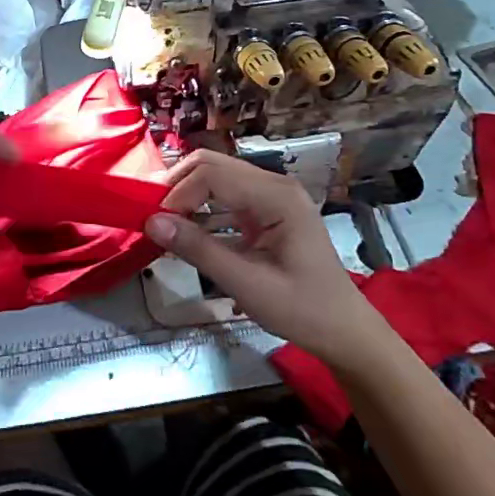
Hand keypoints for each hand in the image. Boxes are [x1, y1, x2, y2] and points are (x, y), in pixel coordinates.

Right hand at [144, 151, 381, 360]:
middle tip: (151, 216)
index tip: (154, 225)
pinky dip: (202, 209)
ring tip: (161, 224)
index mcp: (277, 197)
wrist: (343, 330)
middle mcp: (274, 185)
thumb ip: (198, 250)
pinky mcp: (267, 211)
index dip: (178, 195)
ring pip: (216, 177)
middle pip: (212, 165)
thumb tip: (151, 222)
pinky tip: (185, 232)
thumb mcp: (246, 283)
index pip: (212, 175)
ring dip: (187, 196)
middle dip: (177, 186)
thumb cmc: (301, 309)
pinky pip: (226, 197)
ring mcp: (272, 196)